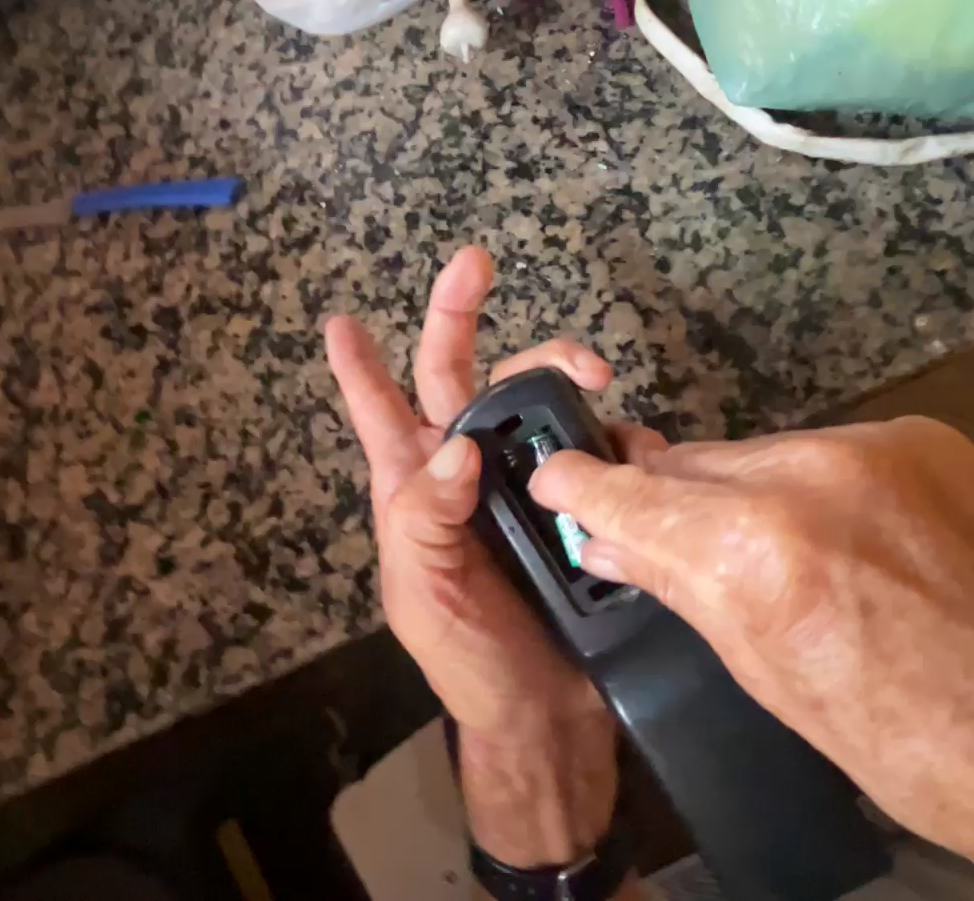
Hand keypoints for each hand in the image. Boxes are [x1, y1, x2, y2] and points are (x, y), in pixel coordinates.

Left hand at [325, 246, 664, 866]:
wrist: (548, 712)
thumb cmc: (470, 658)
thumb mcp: (425, 594)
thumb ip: (424, 520)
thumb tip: (457, 446)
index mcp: (414, 491)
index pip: (380, 415)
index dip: (359, 368)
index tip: (340, 321)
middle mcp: (465, 474)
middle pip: (458, 379)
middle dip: (460, 317)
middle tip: (478, 261)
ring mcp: (522, 482)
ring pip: (529, 399)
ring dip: (554, 369)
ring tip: (595, 373)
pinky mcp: (577, 499)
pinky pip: (589, 444)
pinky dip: (608, 427)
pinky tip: (633, 434)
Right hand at [529, 418, 973, 900]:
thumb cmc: (898, 743)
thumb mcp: (762, 675)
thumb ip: (673, 585)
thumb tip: (602, 540)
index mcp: (758, 553)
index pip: (633, 495)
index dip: (582, 485)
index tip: (552, 476)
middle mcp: (806, 475)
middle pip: (685, 463)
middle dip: (661, 496)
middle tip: (654, 532)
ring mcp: (870, 446)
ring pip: (747, 453)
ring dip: (729, 490)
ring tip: (760, 545)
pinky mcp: (918, 437)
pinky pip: (813, 451)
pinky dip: (795, 485)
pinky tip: (827, 531)